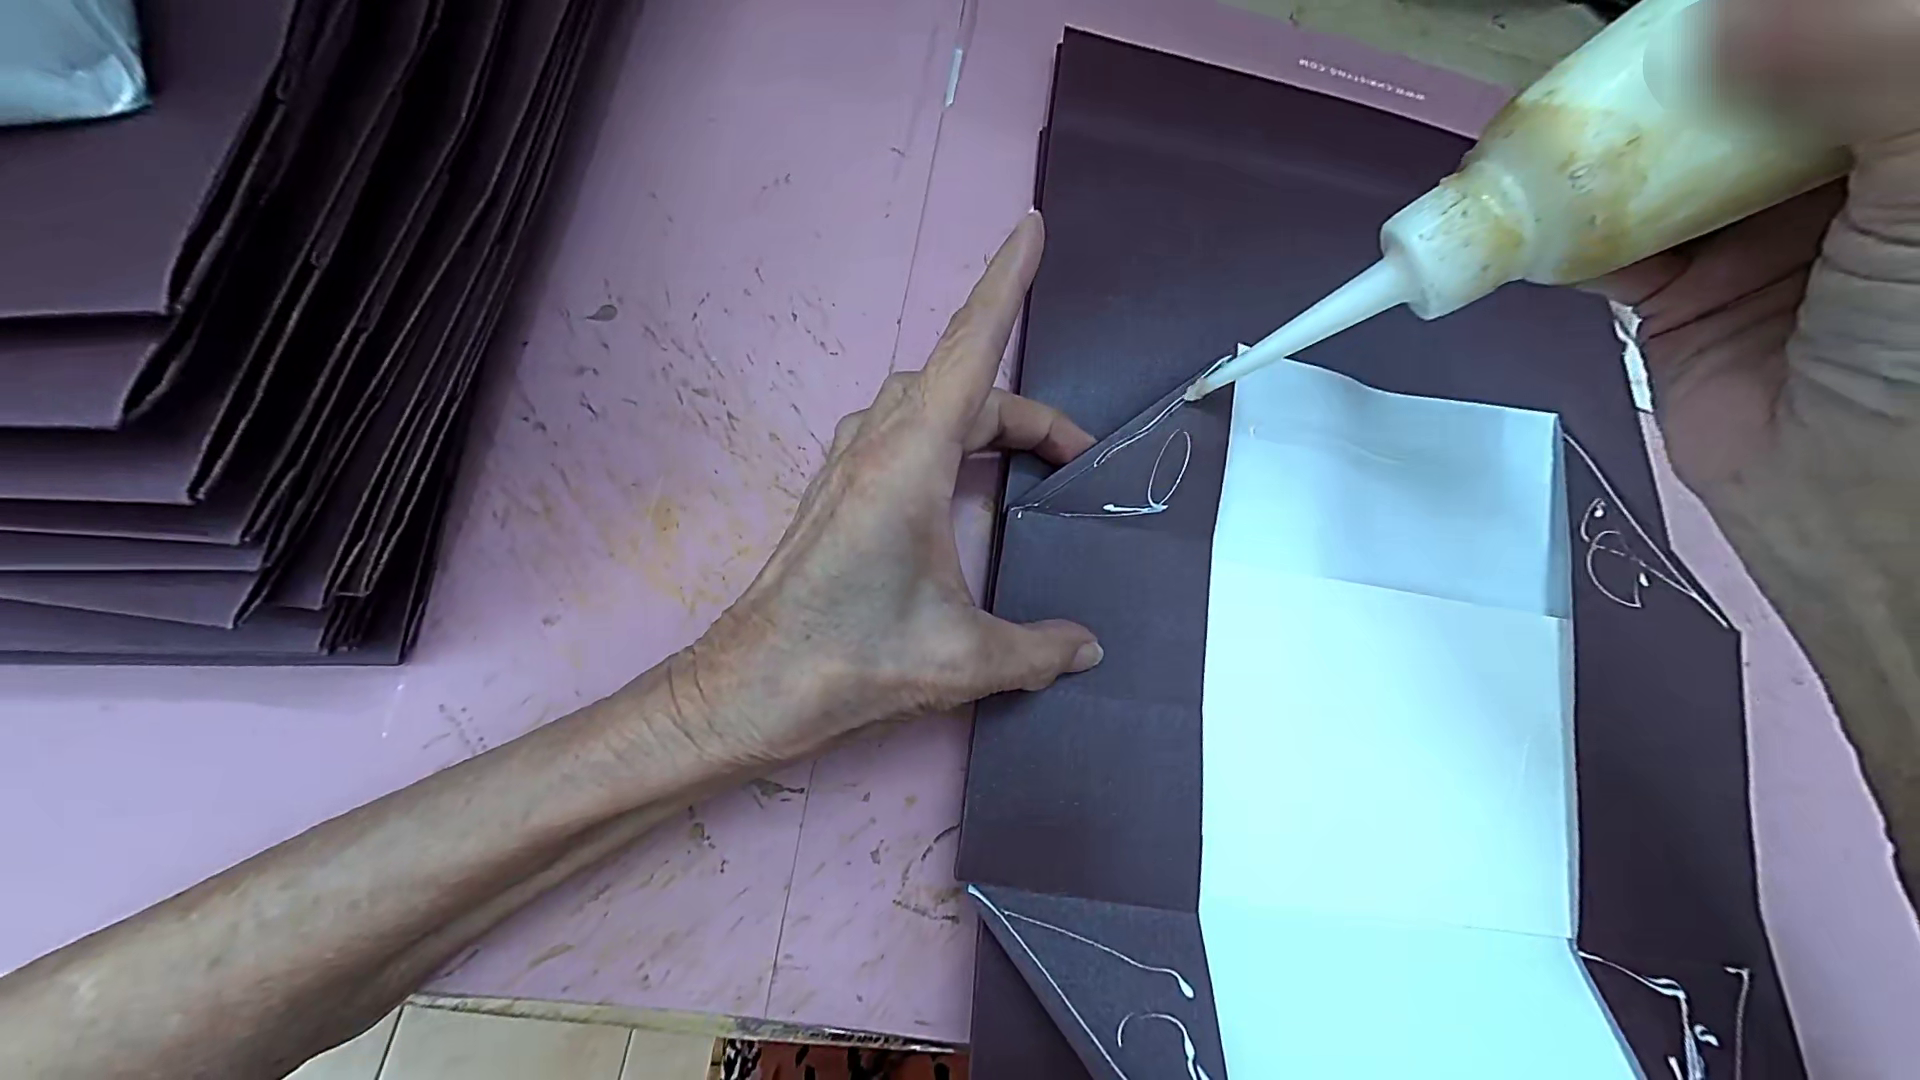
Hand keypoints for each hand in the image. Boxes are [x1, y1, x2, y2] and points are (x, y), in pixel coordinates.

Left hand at [669, 212, 1101, 766]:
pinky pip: (898, 427)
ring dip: (979, 412)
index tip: (1030, 229)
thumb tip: (1089, 647)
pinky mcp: (836, 488)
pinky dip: (941, 429)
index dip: (1005, 284)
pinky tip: (954, 473)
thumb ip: (1038, 650)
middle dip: (1025, 410)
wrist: (751, 685)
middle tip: (1073, 455)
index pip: (969, 350)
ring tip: (1021, 454)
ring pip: (925, 400)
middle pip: (961, 384)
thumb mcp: (962, 658)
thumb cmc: (850, 661)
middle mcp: (875, 445)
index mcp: (909, 462)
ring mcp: (848, 463)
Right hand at [1586, 0, 1919, 503]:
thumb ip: (1875, 69)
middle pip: (1729, 101)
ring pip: (1655, 174)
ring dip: (1596, 168)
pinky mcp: (1678, 294)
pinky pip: (1606, 250)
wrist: (1864, 495)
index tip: (1669, 32)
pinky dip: (1563, 241)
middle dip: (1657, 93)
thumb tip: (1736, 14)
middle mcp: (1845, 165)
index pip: (1824, 46)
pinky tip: (1533, 226)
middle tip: (1597, 78)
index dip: (1746, 35)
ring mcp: (1754, 233)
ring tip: (1539, 149)